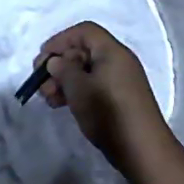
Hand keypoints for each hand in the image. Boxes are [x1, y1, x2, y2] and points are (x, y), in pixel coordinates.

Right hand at [37, 22, 173, 165]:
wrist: (142, 152)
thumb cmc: (108, 112)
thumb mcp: (77, 87)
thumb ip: (62, 68)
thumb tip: (56, 62)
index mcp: (112, 52)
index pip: (84, 31)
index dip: (60, 40)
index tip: (43, 59)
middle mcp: (118, 62)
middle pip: (82, 51)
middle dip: (58, 64)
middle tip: (42, 83)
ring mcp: (119, 81)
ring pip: (84, 70)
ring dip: (63, 80)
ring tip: (49, 98)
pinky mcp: (118, 99)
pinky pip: (92, 85)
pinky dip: (75, 90)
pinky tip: (61, 104)